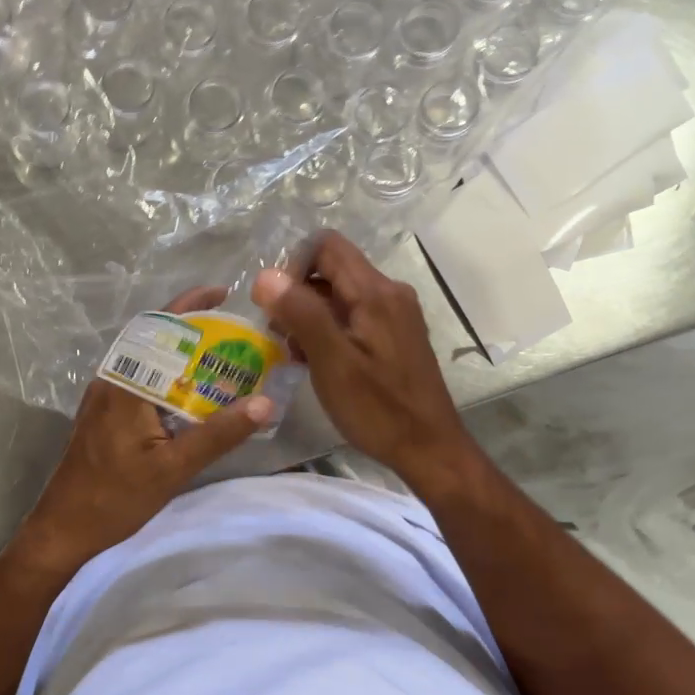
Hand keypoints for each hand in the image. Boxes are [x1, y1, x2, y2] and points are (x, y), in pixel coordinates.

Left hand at [11, 287, 271, 575]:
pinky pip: (139, 381)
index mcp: (125, 384)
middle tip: (234, 334)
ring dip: (180, 355)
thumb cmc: (115, 499)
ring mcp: (102, 398)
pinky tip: (191, 397)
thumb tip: (264, 402)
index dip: (190, 304)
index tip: (223, 292)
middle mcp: (110, 381)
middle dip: (192, 329)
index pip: (158, 326)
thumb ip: (218, 434)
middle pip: (153, 339)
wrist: (63, 528)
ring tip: (220, 361)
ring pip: (145, 361)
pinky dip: (167, 378)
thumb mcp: (173, 469)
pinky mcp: (101, 416)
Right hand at [252, 232, 479, 492]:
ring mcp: (394, 315)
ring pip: (338, 295)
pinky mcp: (393, 336)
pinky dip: (326, 330)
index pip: (325, 246)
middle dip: (296, 294)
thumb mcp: (332, 362)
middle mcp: (389, 293)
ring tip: (292, 352)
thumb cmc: (378, 408)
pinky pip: (351, 316)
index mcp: (375, 293)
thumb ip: (301, 314)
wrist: (429, 449)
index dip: (292, 265)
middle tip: (277, 334)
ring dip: (308, 314)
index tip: (274, 305)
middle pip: (331, 269)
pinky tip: (314, 361)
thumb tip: (265, 276)